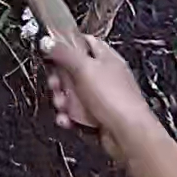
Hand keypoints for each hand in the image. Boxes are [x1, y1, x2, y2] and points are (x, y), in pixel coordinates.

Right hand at [40, 34, 159, 156]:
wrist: (128, 135)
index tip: (53, 51)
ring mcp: (102, 98)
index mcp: (106, 58)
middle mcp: (105, 76)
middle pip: (74, 70)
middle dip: (60, 79)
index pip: (85, 42)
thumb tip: (47, 41)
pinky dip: (69, 116)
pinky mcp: (98, 117)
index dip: (67, 44)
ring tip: (63, 105)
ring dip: (62, 100)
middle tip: (56, 84)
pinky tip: (67, 119)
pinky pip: (77, 113)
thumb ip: (63, 53)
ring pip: (73, 94)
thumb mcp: (84, 68)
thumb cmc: (115, 98)